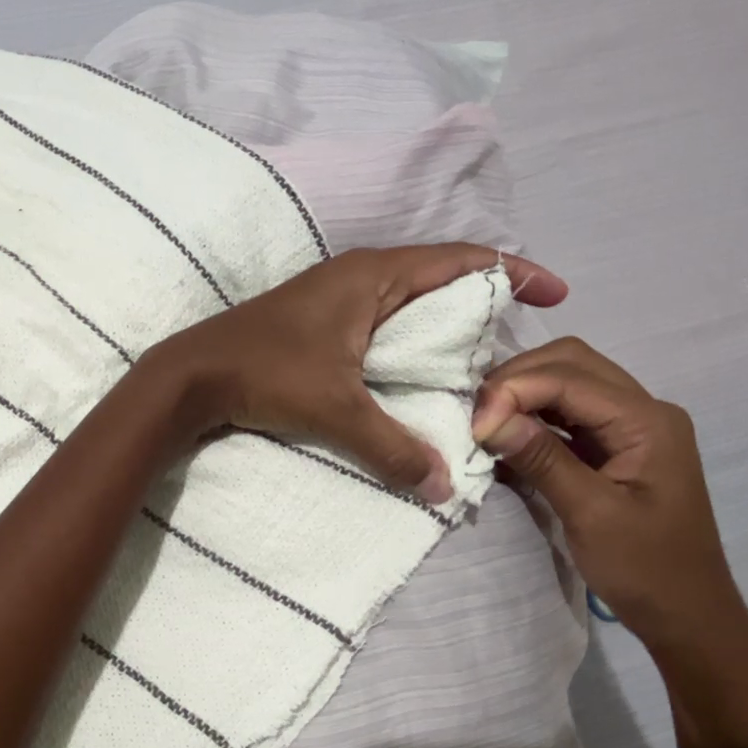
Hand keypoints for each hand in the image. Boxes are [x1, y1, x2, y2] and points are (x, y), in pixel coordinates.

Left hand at [146, 244, 567, 502]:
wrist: (191, 375)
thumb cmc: (266, 375)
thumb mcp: (335, 412)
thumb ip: (393, 449)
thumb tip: (442, 487)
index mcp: (373, 276)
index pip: (461, 260)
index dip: (514, 272)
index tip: (556, 293)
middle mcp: (358, 273)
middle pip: (438, 275)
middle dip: (482, 299)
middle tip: (518, 336)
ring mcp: (335, 293)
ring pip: (407, 297)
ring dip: (443, 318)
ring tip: (478, 355)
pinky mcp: (318, 317)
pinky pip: (382, 315)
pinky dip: (410, 334)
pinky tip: (418, 367)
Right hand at [469, 337, 737, 640]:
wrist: (685, 612)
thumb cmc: (645, 567)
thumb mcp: (589, 514)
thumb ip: (541, 459)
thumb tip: (489, 418)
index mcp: (647, 421)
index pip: (570, 377)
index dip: (514, 391)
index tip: (472, 424)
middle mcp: (643, 411)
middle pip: (571, 364)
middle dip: (517, 379)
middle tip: (472, 414)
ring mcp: (630, 428)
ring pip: (568, 384)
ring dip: (522, 396)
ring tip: (481, 423)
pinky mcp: (614, 449)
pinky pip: (568, 416)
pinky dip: (533, 419)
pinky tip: (503, 439)